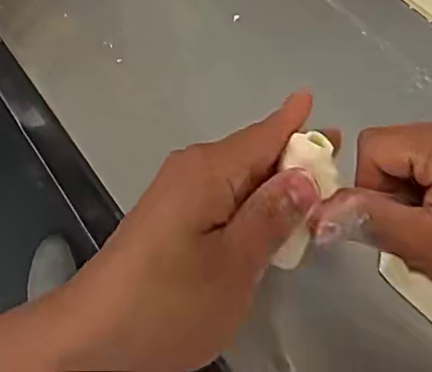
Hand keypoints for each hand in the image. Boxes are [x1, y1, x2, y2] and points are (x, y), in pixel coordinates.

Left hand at [51, 92, 323, 371]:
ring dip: (272, 182)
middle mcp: (190, 169)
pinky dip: (251, 201)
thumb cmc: (169, 300)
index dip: (290, 123)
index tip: (312, 99)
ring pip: (236, 177)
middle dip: (289, 155)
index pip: (259, 137)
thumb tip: (302, 176)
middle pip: (250, 154)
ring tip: (312, 189)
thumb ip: (269, 218)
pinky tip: (269, 218)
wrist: (99, 332)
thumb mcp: (233, 265)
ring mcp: (178, 192)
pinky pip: (221, 195)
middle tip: (332, 158)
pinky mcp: (172, 215)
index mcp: (206, 171)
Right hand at [308, 115, 431, 371]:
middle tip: (423, 245)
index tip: (396, 232)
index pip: (374, 147)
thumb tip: (314, 213)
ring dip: (413, 204)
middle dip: (394, 199)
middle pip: (393, 152)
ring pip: (413, 164)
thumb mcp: (430, 250)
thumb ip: (368, 220)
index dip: (371, 191)